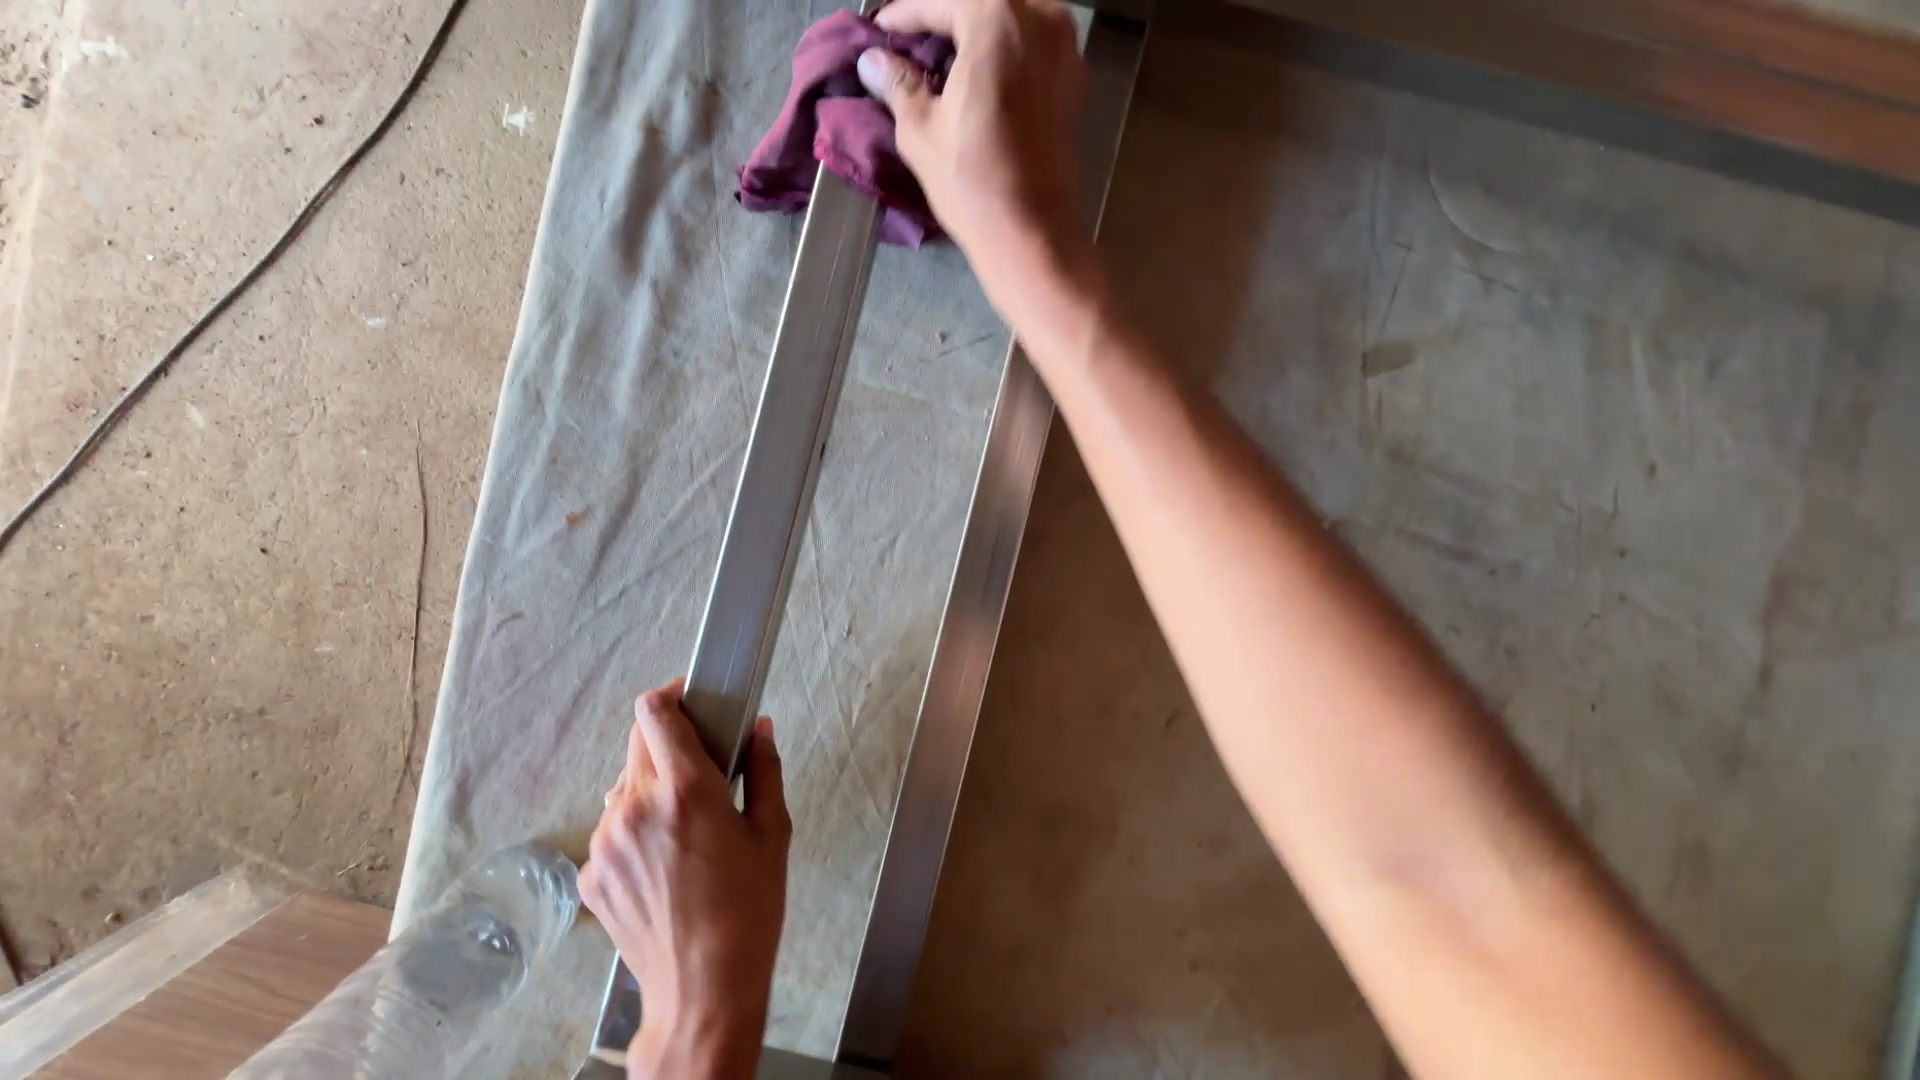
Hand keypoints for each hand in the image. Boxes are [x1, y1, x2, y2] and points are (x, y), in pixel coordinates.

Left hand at [579, 679, 792, 1079]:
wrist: (702, 989)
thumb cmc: (749, 910)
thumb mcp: (772, 834)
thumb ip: (763, 771)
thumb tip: (760, 729)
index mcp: (684, 791)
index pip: (653, 713)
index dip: (670, 695)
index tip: (691, 698)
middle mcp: (634, 808)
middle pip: (637, 744)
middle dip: (668, 743)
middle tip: (701, 768)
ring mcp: (604, 843)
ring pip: (623, 788)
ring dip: (651, 789)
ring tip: (685, 827)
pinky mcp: (589, 875)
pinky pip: (612, 831)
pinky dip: (635, 831)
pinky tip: (665, 865)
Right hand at [858, 0, 1091, 313]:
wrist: (1032, 232)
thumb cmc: (972, 181)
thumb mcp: (920, 129)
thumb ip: (898, 82)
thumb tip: (873, 60)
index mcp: (998, 19)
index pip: (940, 1)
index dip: (904, 15)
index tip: (879, 33)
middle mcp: (1041, 18)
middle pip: (981, 4)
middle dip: (943, 19)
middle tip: (910, 44)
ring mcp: (1066, 49)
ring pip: (1012, 19)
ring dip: (976, 32)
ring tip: (944, 61)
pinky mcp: (1075, 83)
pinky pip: (1034, 46)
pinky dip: (1005, 51)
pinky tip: (979, 79)